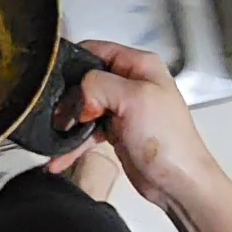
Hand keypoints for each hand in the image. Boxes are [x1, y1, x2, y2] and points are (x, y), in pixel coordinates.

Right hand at [47, 41, 222, 208]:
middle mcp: (131, 83)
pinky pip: (85, 132)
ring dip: (66, 124)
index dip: (75, 63)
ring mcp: (122, 108)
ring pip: (82, 107)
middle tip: (59, 116)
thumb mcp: (134, 99)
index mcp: (140, 65)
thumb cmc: (169, 141)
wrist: (177, 182)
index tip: (60, 83)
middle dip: (69, 99)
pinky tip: (59, 157)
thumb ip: (98, 84)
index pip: (95, 49)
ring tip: (55, 139)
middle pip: (85, 80)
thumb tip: (77, 93)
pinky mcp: (115, 131)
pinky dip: (72, 144)